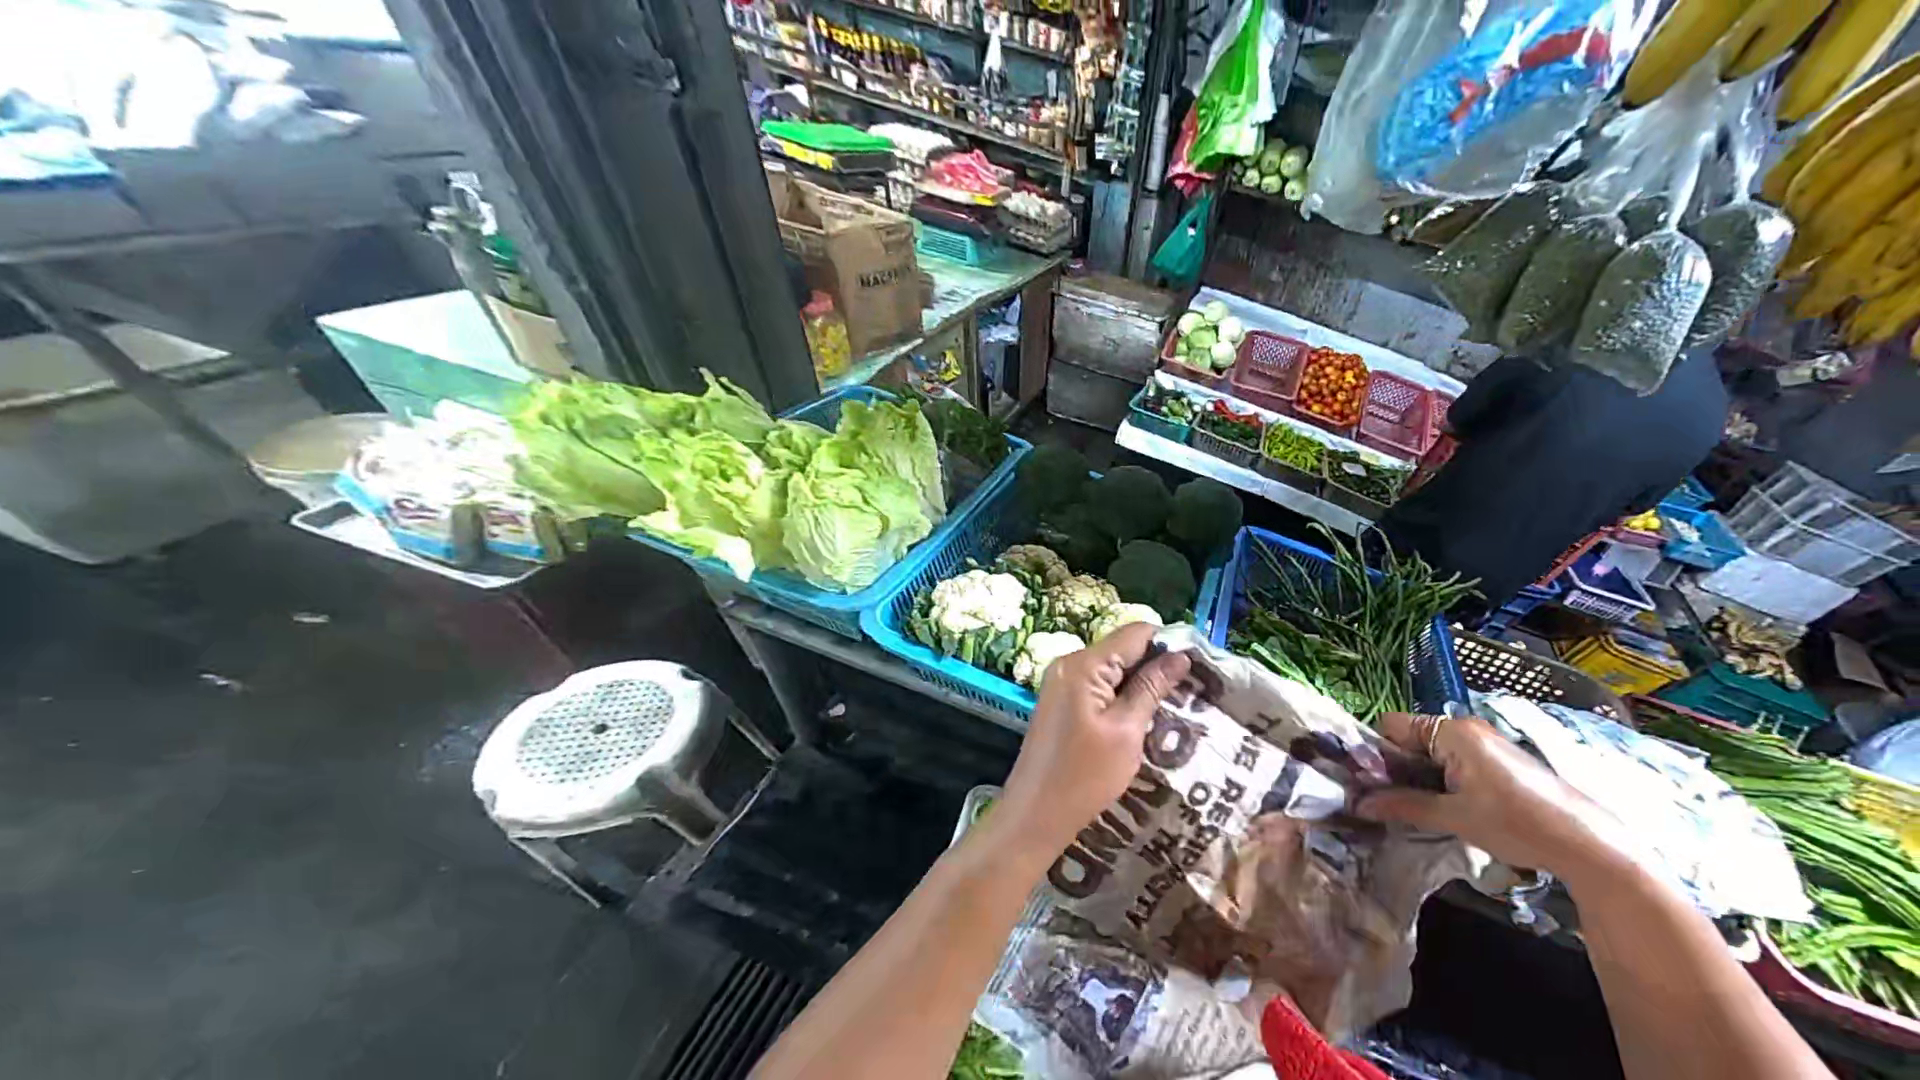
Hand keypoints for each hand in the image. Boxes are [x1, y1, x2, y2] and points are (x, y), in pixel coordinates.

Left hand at [997, 622, 1190, 854]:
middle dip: (1156, 664)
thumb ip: (1151, 687)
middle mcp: (1069, 663)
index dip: (1168, 644)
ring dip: (1141, 682)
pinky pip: (1099, 684)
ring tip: (1175, 704)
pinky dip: (1122, 694)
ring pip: (1112, 667)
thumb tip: (1180, 655)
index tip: (1199, 667)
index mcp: (1083, 664)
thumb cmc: (1084, 775)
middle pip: (1123, 648)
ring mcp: (1062, 681)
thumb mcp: (1127, 730)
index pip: (1134, 633)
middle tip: (1192, 689)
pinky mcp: (1062, 699)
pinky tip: (1143, 716)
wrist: (1036, 812)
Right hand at [1357, 711, 1634, 885]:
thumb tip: (1358, 804)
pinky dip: (1443, 781)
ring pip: (1431, 753)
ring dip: (1420, 778)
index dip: (1377, 753)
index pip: (1391, 726)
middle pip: (1411, 739)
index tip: (1372, 783)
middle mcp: (1466, 728)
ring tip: (1420, 808)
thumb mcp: (1454, 817)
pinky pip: (1454, 762)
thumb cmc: (1518, 824)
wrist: (1593, 848)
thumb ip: (1402, 805)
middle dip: (1397, 768)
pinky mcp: (1500, 762)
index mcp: (1452, 731)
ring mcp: (1486, 744)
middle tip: (1391, 800)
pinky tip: (1449, 808)